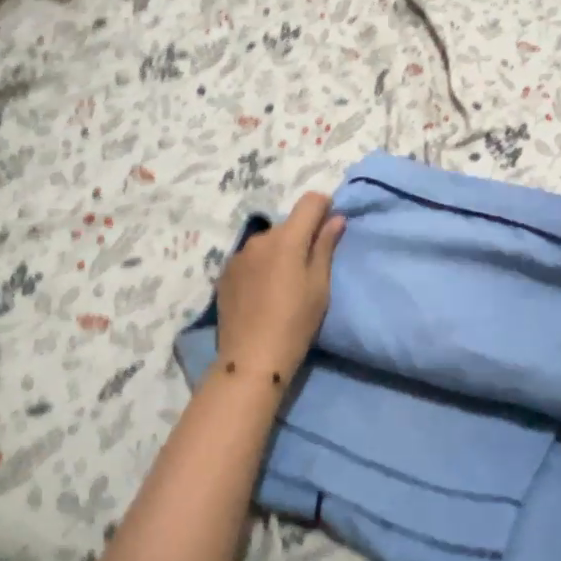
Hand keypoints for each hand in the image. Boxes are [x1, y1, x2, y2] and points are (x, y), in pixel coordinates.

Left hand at [215, 192, 345, 383]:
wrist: (251, 358)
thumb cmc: (295, 323)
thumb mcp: (319, 286)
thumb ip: (325, 247)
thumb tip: (335, 219)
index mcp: (287, 238)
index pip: (309, 201)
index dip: (324, 208)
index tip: (330, 228)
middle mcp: (259, 238)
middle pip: (288, 225)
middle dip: (301, 237)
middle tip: (309, 269)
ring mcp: (238, 255)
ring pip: (268, 242)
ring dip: (279, 252)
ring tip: (282, 285)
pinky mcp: (225, 273)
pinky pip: (250, 259)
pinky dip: (260, 266)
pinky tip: (262, 294)